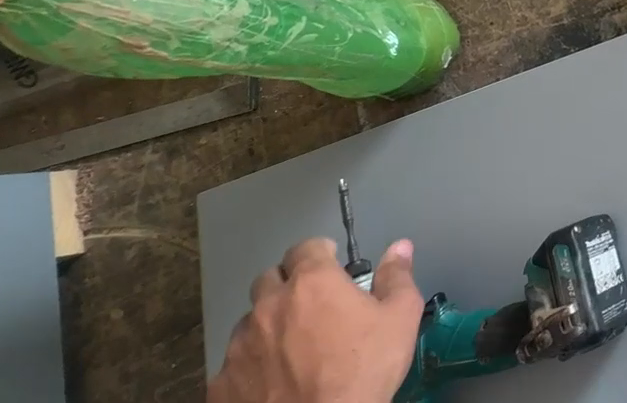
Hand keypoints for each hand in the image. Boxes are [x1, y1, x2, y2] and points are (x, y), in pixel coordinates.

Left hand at [208, 237, 423, 402]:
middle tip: (314, 303)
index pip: (305, 248)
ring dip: (269, 323)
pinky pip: (234, 362)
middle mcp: (268, 308)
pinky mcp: (220, 386)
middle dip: (288, 283)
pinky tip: (274, 379)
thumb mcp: (401, 315)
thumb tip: (399, 247)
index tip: (335, 266)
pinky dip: (253, 362)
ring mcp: (238, 348)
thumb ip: (397, 276)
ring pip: (249, 322)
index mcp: (312, 284)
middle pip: (268, 279)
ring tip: (293, 346)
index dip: (321, 252)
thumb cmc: (365, 366)